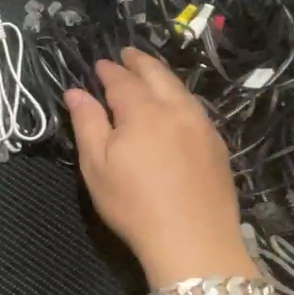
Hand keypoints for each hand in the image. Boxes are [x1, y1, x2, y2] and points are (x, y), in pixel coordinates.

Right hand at [64, 48, 253, 286]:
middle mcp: (177, 111)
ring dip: (162, 76)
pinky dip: (178, 95)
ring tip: (148, 72)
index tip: (98, 63)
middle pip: (158, 76)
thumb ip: (87, 123)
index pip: (123, 81)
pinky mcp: (217, 146)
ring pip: (181, 90)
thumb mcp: (96, 165)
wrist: (193, 241)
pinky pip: (195, 107)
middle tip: (126, 53)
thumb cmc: (133, 203)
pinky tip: (172, 104)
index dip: (108, 70)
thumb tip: (76, 92)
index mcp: (143, 112)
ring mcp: (202, 127)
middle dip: (140, 62)